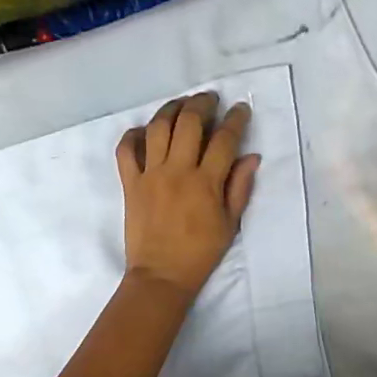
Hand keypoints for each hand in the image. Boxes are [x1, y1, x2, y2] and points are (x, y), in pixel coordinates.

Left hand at [116, 92, 260, 297]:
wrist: (161, 276)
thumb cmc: (199, 254)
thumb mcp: (229, 224)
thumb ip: (240, 188)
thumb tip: (251, 156)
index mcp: (206, 182)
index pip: (224, 139)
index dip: (235, 119)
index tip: (240, 110)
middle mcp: (177, 171)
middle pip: (189, 122)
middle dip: (202, 104)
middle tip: (209, 101)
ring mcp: (150, 175)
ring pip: (158, 127)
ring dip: (171, 109)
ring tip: (180, 106)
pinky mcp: (130, 184)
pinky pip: (125, 150)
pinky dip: (133, 136)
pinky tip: (143, 132)